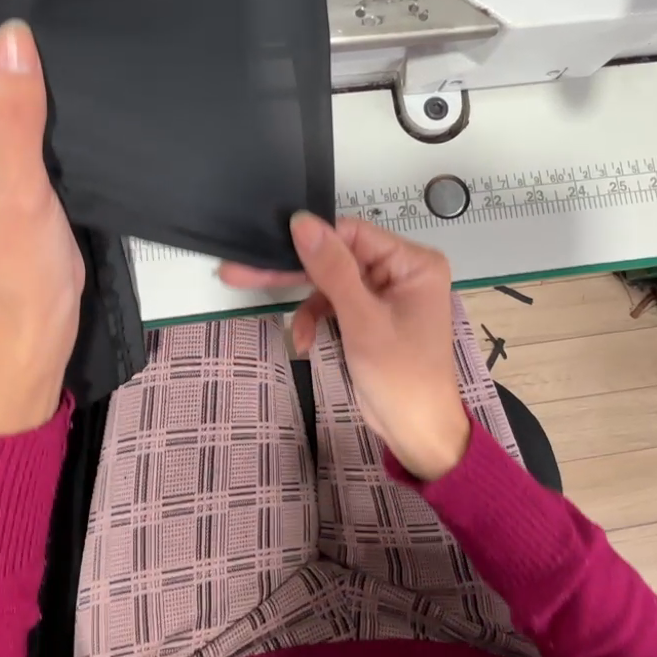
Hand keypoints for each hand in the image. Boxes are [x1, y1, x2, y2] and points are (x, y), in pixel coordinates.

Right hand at [219, 213, 469, 479]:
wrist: (417, 434)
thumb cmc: (401, 375)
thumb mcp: (362, 320)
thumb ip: (331, 269)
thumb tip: (302, 222)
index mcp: (413, 263)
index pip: (354, 234)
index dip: (314, 239)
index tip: (269, 244)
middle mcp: (401, 271)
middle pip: (338, 258)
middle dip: (295, 272)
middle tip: (239, 271)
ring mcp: (384, 295)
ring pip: (331, 283)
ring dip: (307, 307)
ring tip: (288, 331)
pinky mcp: (370, 316)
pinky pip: (335, 305)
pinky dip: (316, 321)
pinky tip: (303, 343)